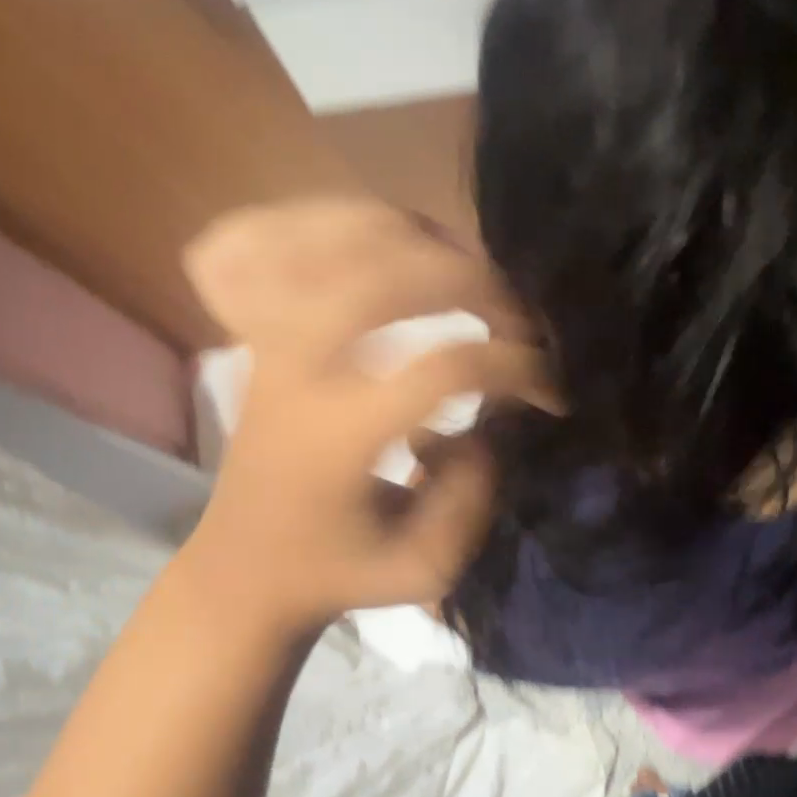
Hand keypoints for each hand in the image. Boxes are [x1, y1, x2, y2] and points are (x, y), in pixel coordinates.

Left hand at [178, 198, 559, 631]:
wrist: (244, 570)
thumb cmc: (340, 573)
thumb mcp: (428, 570)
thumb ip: (475, 498)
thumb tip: (492, 424)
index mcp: (339, 437)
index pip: (445, 367)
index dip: (517, 369)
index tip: (552, 396)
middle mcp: (297, 371)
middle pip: (387, 277)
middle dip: (476, 284)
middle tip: (518, 318)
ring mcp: (267, 340)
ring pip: (333, 240)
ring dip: (419, 240)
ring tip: (469, 271)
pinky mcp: (255, 329)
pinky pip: (273, 239)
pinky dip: (332, 223)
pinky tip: (384, 240)